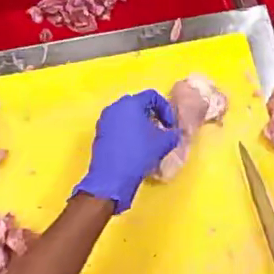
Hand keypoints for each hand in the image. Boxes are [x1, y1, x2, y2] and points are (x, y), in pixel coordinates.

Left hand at [72, 90, 179, 211]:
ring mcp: (104, 121)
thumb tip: (174, 133)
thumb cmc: (139, 154)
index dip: (165, 108)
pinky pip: (117, 127)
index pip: (152, 96)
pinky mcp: (99, 135)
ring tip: (148, 141)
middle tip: (160, 130)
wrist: (112, 178)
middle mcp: (114, 107)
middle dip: (152, 116)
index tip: (170, 125)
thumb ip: (173, 133)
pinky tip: (134, 148)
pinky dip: (127, 133)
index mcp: (130, 103)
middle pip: (137, 104)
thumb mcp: (164, 143)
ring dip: (139, 125)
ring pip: (126, 116)